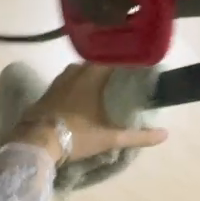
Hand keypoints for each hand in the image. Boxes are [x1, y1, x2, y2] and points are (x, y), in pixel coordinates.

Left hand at [3, 63, 169, 162]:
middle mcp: (74, 73)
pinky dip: (76, 82)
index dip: (126, 58)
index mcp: (91, 78)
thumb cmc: (75, 136)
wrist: (35, 142)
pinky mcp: (47, 92)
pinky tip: (79, 93)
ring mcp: (58, 82)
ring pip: (78, 70)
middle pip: (94, 62)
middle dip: (108, 65)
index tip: (137, 60)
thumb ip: (137, 136)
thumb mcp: (109, 138)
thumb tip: (165, 134)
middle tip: (121, 72)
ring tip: (101, 81)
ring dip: (90, 73)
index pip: (112, 58)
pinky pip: (66, 80)